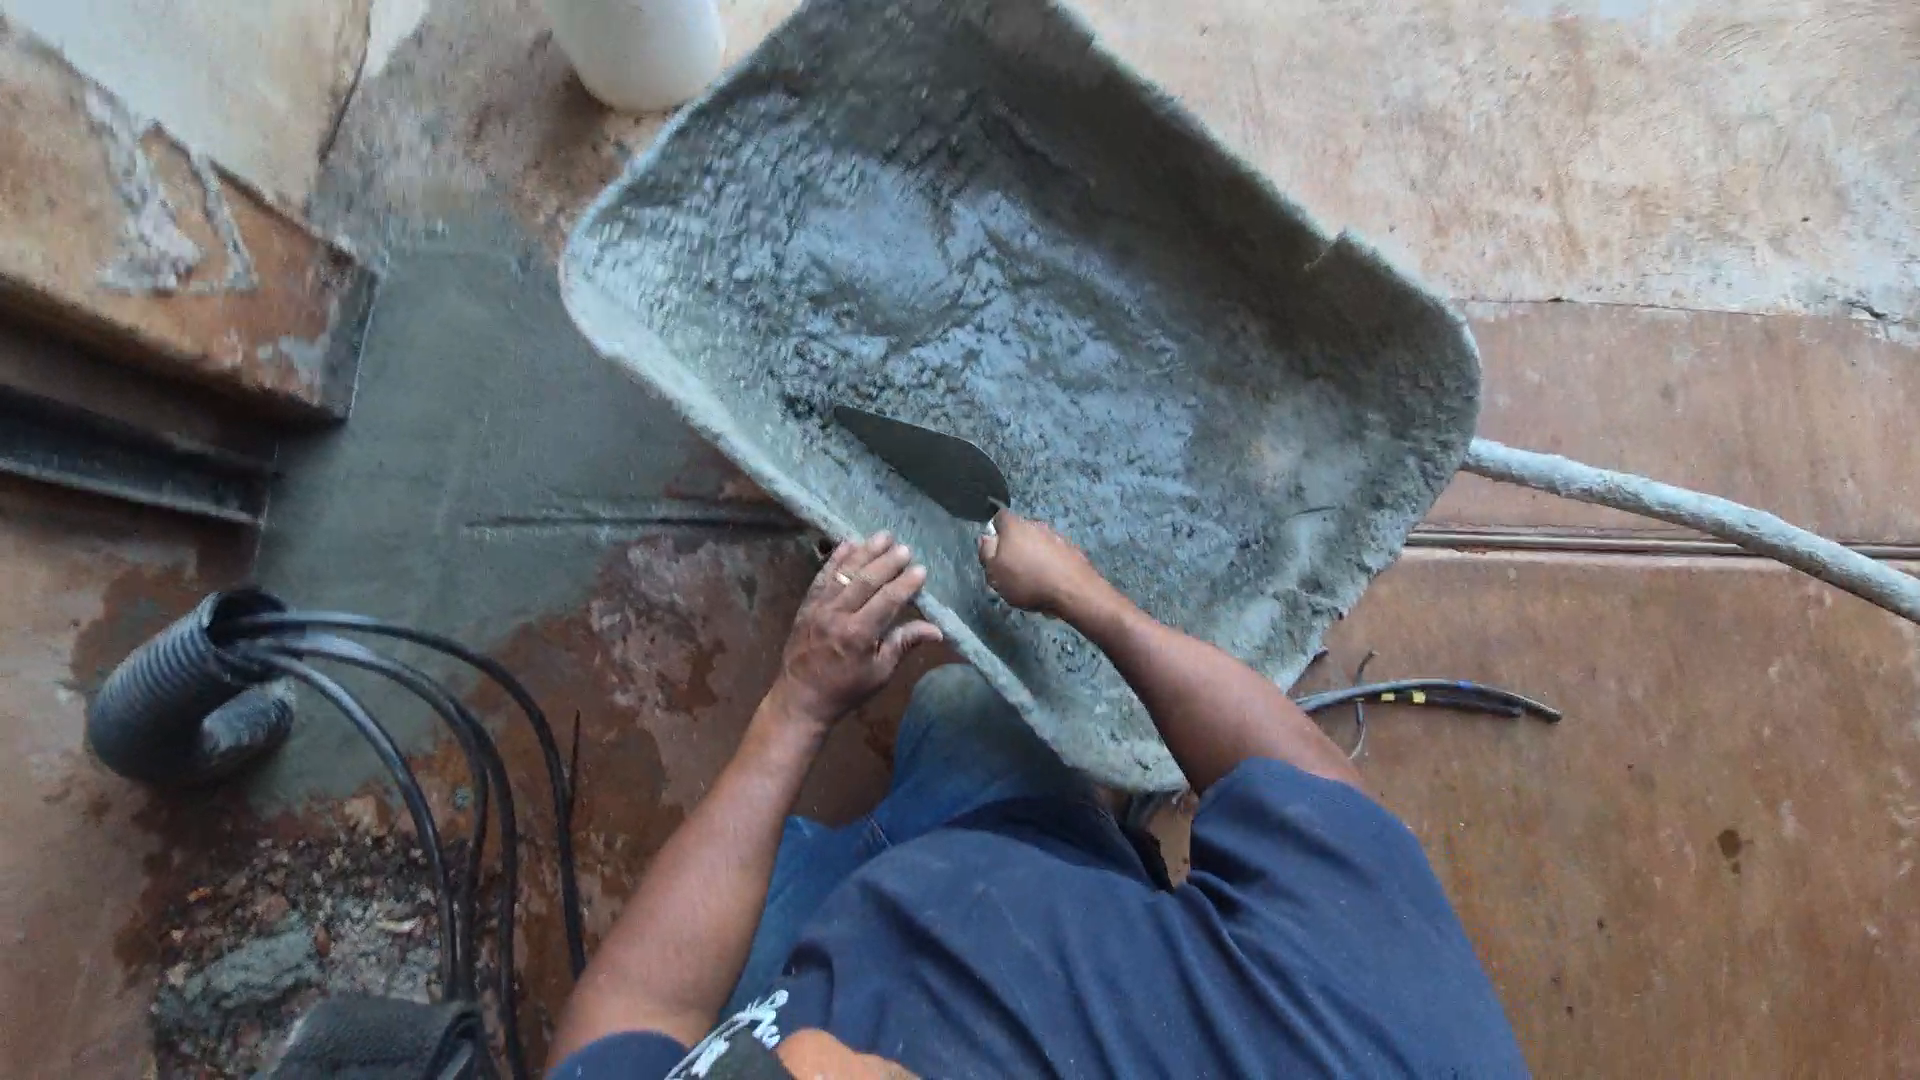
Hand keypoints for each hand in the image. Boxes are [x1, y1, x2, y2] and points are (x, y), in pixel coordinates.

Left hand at [766, 531, 943, 728]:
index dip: (905, 584)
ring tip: (883, 536)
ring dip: (865, 552)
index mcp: (859, 634)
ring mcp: (819, 608)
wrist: (801, 699)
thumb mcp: (880, 673)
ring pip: (845, 573)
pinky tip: (849, 544)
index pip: (887, 600)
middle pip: (867, 580)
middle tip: (905, 548)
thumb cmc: (846, 690)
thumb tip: (936, 630)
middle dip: (888, 562)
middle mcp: (838, 615)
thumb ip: (904, 644)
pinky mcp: (807, 606)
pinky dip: (836, 559)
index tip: (921, 570)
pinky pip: (822, 577)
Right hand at [977, 511, 1112, 618]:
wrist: (1073, 590)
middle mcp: (1036, 525)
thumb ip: (986, 553)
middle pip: (1020, 530)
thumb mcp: (995, 573)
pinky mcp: (1072, 549)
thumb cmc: (1027, 581)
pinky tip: (1050, 580)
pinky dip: (1050, 562)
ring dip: (1034, 554)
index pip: (1000, 517)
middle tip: (1012, 567)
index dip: (995, 530)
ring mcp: (1057, 536)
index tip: (995, 549)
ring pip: (1039, 542)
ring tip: (1033, 577)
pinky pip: (1054, 553)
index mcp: (1015, 526)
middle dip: (1015, 544)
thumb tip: (986, 537)